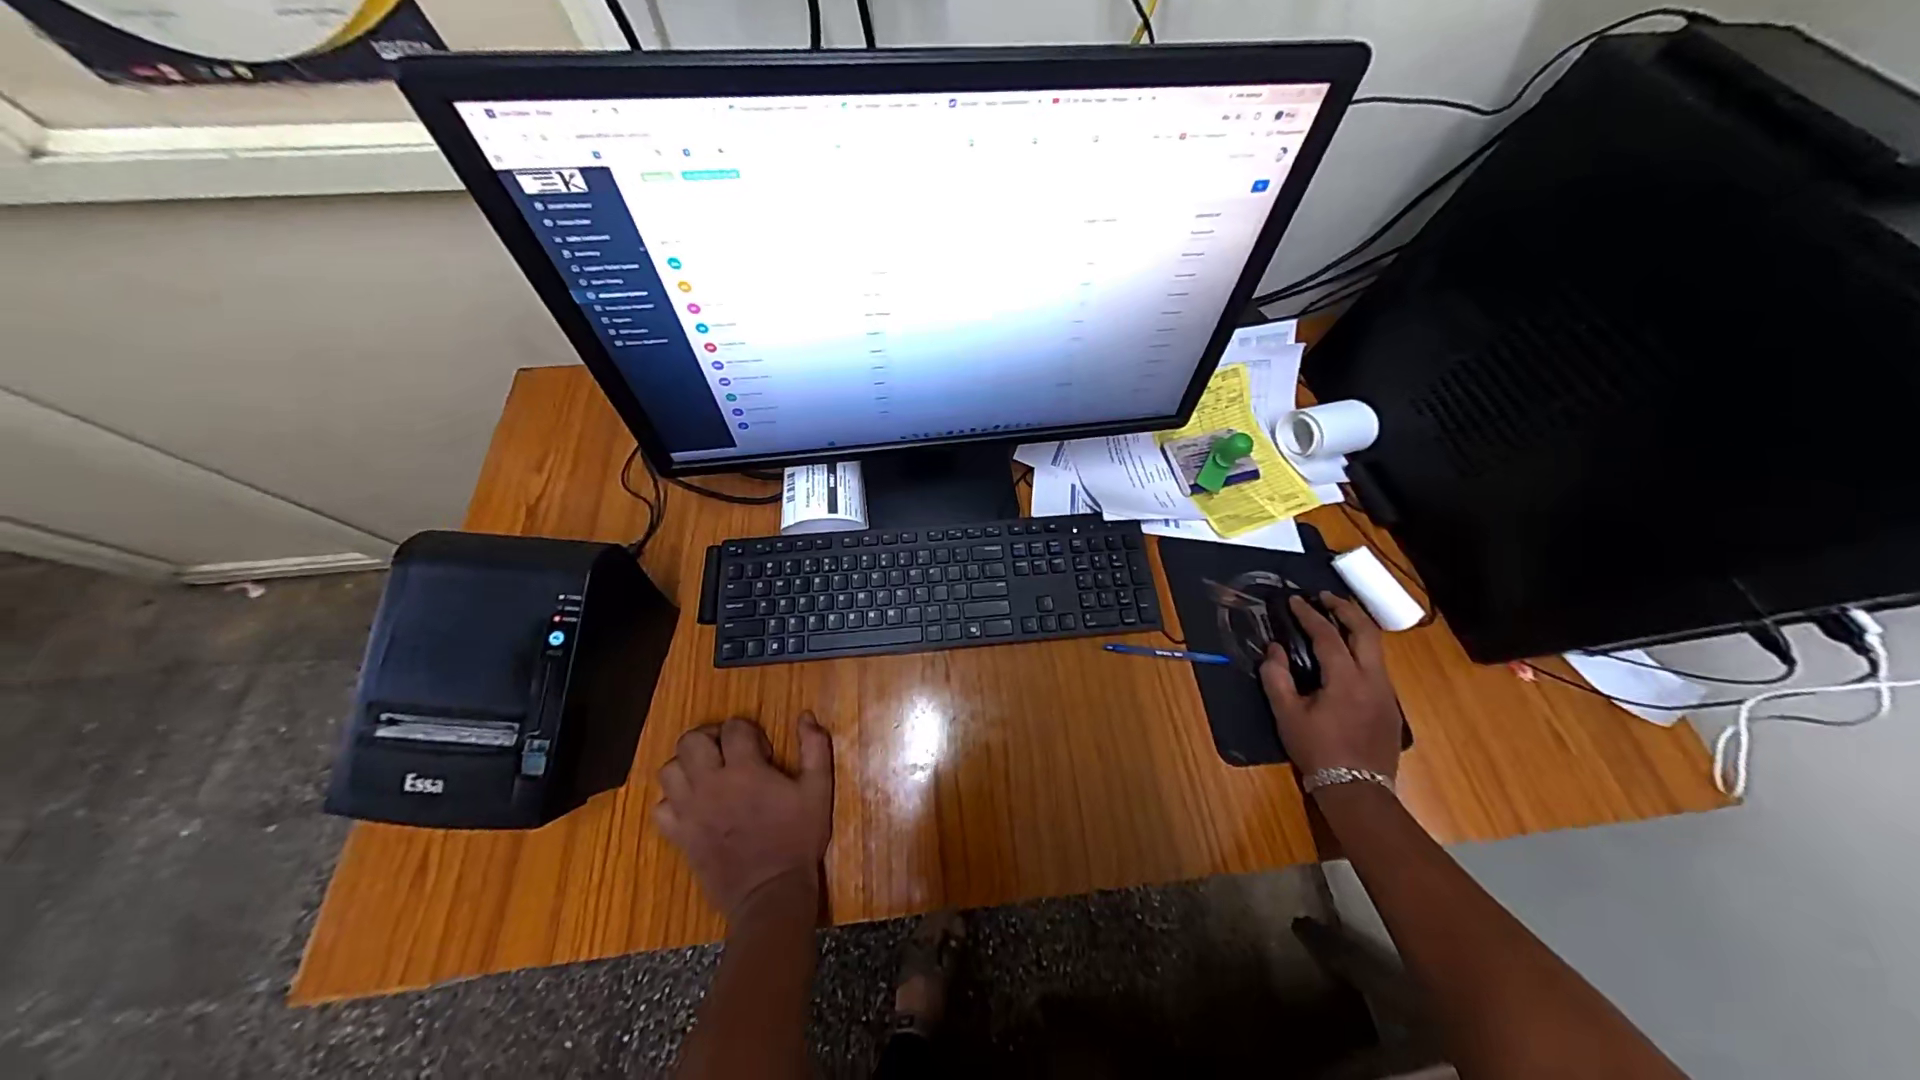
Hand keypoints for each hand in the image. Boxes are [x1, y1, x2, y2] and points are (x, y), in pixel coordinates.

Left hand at [655, 713, 834, 921]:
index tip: (762, 751)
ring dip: (687, 766)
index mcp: (745, 769)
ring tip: (709, 776)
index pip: (733, 727)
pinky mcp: (679, 836)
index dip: (748, 730)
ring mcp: (690, 811)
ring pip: (669, 770)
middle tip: (729, 753)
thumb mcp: (818, 790)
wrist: (770, 893)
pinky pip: (661, 808)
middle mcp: (710, 784)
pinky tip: (694, 807)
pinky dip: (673, 802)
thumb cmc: (797, 839)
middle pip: (691, 741)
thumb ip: (814, 748)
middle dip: (710, 738)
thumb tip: (806, 716)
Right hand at [1260, 592, 1402, 782]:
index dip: (1310, 615)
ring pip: (1377, 649)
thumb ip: (1277, 677)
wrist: (1358, 790)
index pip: (1328, 636)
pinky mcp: (1391, 707)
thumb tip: (1274, 649)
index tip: (1295, 601)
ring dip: (1356, 628)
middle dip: (1346, 609)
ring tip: (1335, 620)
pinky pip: (1377, 668)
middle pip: (1366, 632)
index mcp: (1346, 680)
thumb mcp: (1287, 715)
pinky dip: (1361, 651)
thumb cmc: (1317, 751)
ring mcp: (1387, 694)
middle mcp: (1374, 680)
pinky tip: (1346, 657)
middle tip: (1325, 598)